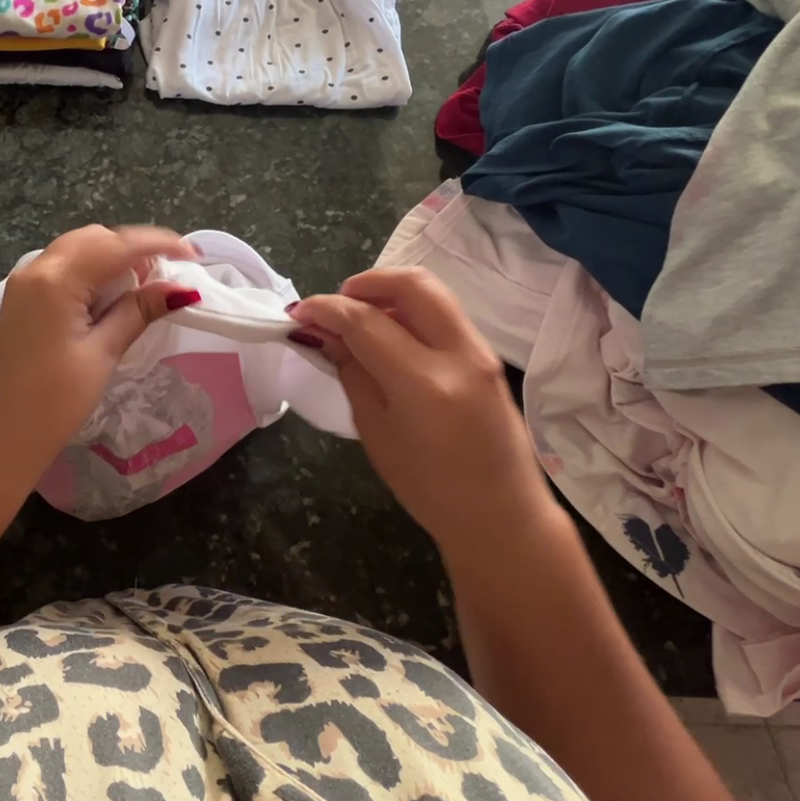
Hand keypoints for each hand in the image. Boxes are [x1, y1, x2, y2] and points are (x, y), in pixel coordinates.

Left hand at [0, 225, 197, 473]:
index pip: (116, 245)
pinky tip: (109, 295)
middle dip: (134, 249)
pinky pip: (62, 267)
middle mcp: (35, 269)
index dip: (159, 244)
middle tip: (166, 277)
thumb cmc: (54, 401)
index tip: (193, 256)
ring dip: (112, 257)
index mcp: (55, 280)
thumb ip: (138, 312)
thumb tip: (179, 289)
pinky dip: (90, 270)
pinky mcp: (21, 298)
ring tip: (143, 287)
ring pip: (77, 248)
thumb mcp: (102, 354)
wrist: (3, 434)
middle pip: (94, 238)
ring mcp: (23, 282)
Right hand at [288, 267, 556, 551]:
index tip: (298, 311)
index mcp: (424, 382)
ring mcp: (480, 353)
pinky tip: (386, 336)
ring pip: (432, 294)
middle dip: (365, 283)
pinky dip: (409, 311)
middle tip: (336, 305)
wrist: (501, 517)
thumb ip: (351, 371)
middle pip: (413, 284)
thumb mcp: (374, 430)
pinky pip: (443, 315)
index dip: (325, 309)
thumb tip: (324, 334)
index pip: (365, 321)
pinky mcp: (486, 357)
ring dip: (388, 294)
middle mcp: (459, 355)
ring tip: (357, 320)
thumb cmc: (427, 487)